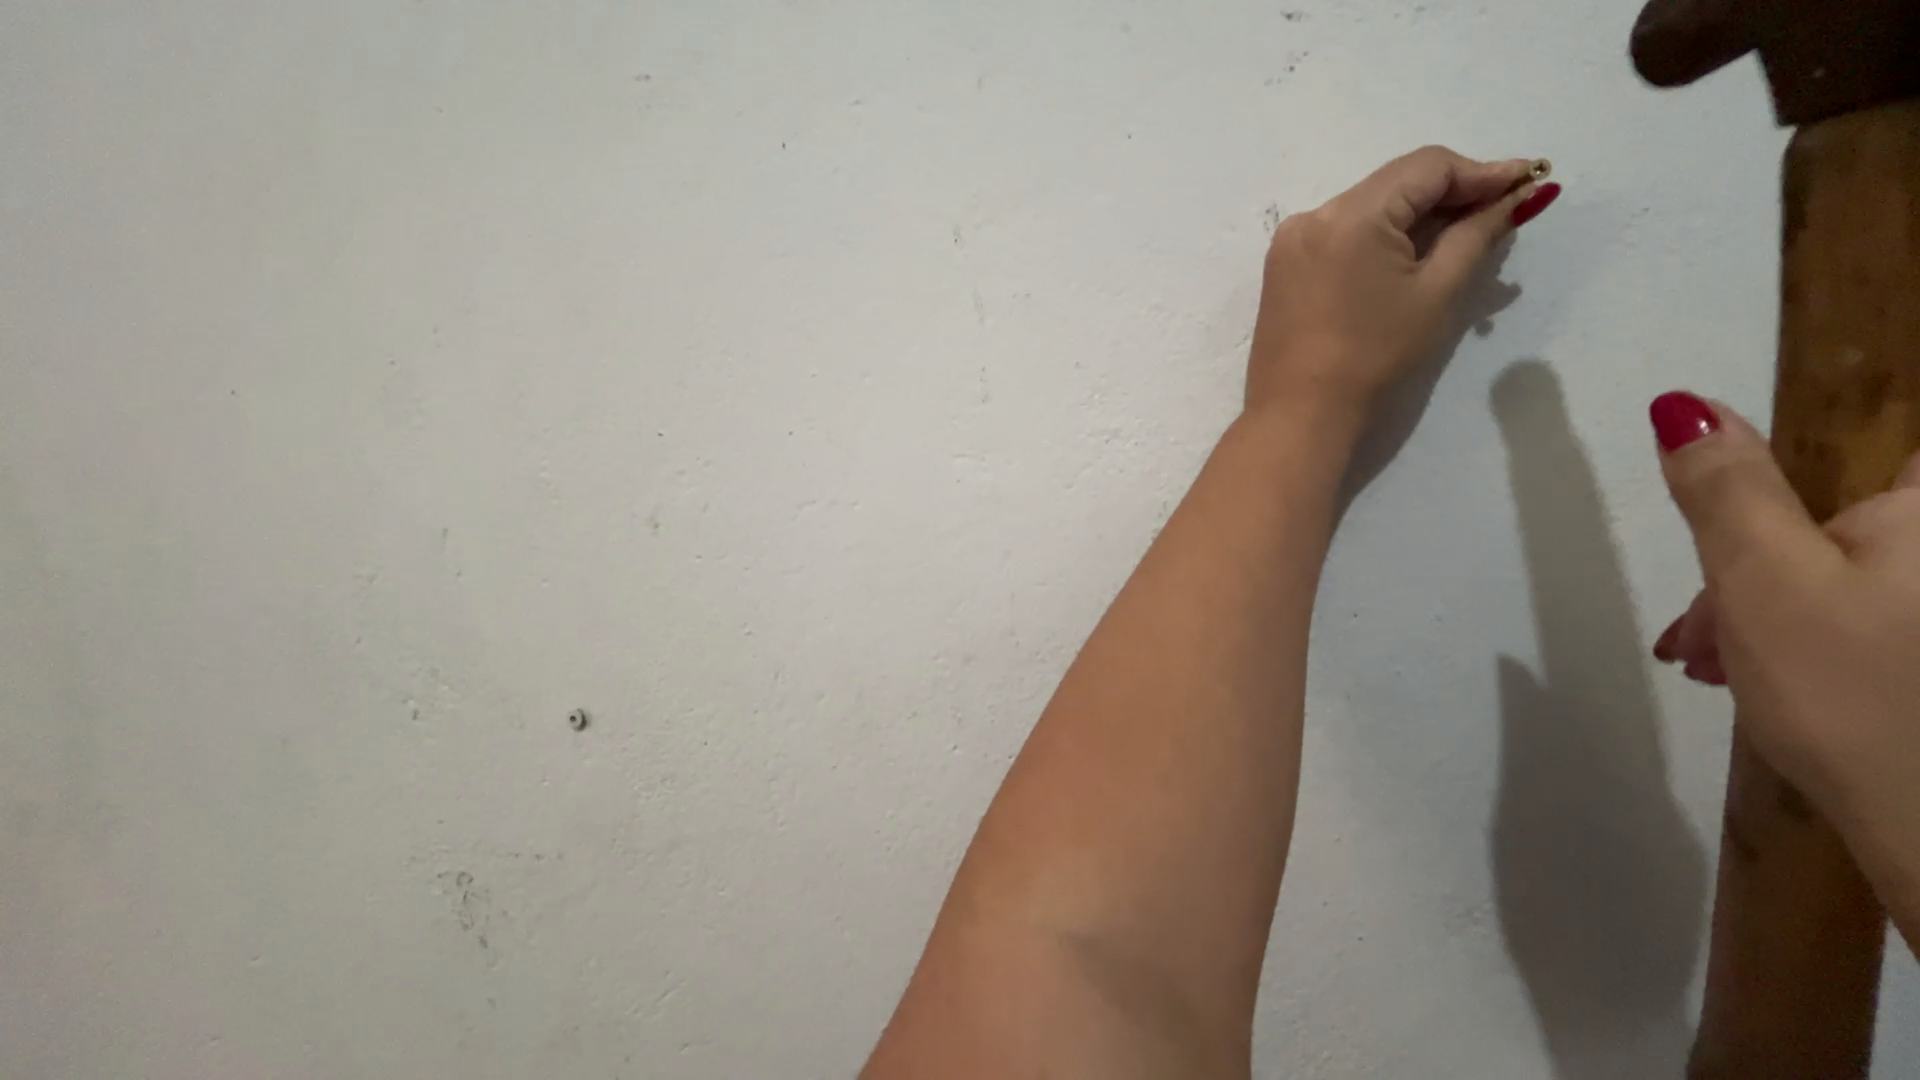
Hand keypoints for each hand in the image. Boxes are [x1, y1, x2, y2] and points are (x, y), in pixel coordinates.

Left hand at [1246, 146, 1558, 418]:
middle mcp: (1311, 218)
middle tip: (1502, 211)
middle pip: (1394, 186)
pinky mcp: (1282, 270)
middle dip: (1450, 195)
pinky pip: (1340, 236)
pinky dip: (1379, 239)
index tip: (1526, 182)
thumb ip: (1476, 234)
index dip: (1481, 172)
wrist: (1300, 415)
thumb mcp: (1436, 292)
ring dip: (1415, 218)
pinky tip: (1411, 256)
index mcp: (1348, 215)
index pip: (1426, 167)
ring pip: (1367, 210)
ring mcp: (1290, 245)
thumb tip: (1514, 196)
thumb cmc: (1374, 357)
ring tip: (1462, 237)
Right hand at [1648, 392, 1919, 939]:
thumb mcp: (1761, 578)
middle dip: (1753, 576)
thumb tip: (1682, 405)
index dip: (1771, 493)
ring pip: (1851, 582)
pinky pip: (1872, 623)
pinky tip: (1774, 684)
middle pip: (1840, 532)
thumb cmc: (1850, 689)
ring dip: (1769, 614)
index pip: (1850, 467)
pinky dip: (1812, 643)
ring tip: (1714, 669)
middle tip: (1696, 638)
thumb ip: (1723, 488)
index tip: (1729, 553)